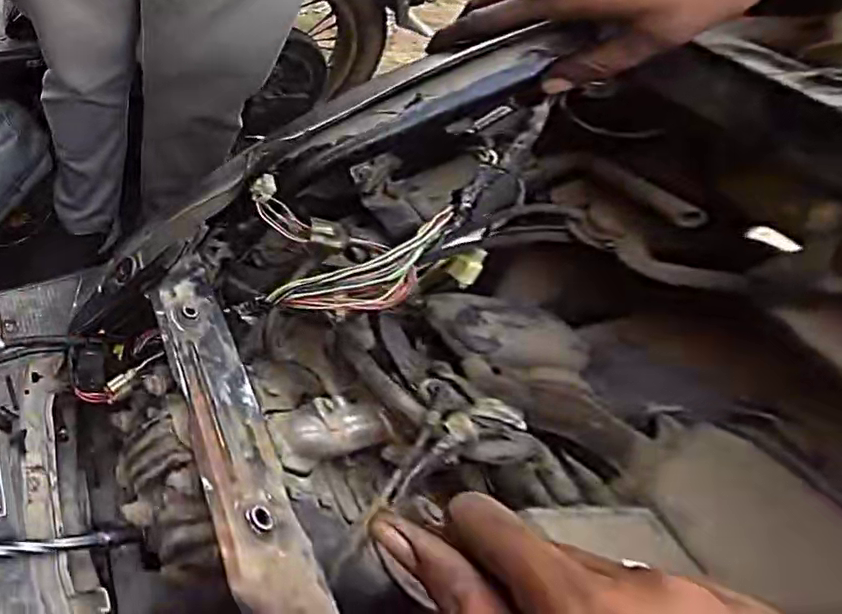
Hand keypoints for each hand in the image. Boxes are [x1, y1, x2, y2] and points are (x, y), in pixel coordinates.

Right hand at [370, 491, 775, 612]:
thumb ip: (464, 600)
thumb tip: (401, 536)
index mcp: (580, 597)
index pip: (478, 515)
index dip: (463, 543)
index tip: (465, 571)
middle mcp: (650, 587)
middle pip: (548, 549)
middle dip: (539, 585)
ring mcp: (719, 605)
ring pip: (616, 576)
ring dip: (604, 608)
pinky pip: (681, 597)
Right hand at [428, 0, 819, 88]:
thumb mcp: (652, 37)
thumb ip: (595, 64)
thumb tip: (554, 83)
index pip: (482, 21)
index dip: (453, 37)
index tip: (435, 49)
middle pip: (485, 3)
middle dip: (465, 25)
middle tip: (457, 46)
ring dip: (495, 14)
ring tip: (500, 38)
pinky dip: (523, 4)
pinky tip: (545, 20)